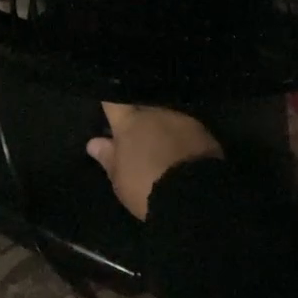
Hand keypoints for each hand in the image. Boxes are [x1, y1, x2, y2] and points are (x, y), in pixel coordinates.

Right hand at [85, 102, 223, 220]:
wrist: (194, 196)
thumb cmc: (147, 188)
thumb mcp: (120, 179)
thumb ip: (108, 157)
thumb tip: (94, 143)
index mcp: (130, 122)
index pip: (113, 101)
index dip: (110, 101)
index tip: (109, 103)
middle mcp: (155, 112)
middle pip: (141, 107)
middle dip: (137, 115)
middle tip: (135, 132)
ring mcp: (181, 118)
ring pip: (165, 116)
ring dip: (161, 127)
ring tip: (161, 144)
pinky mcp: (203, 130)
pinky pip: (185, 128)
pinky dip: (180, 136)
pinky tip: (181, 150)